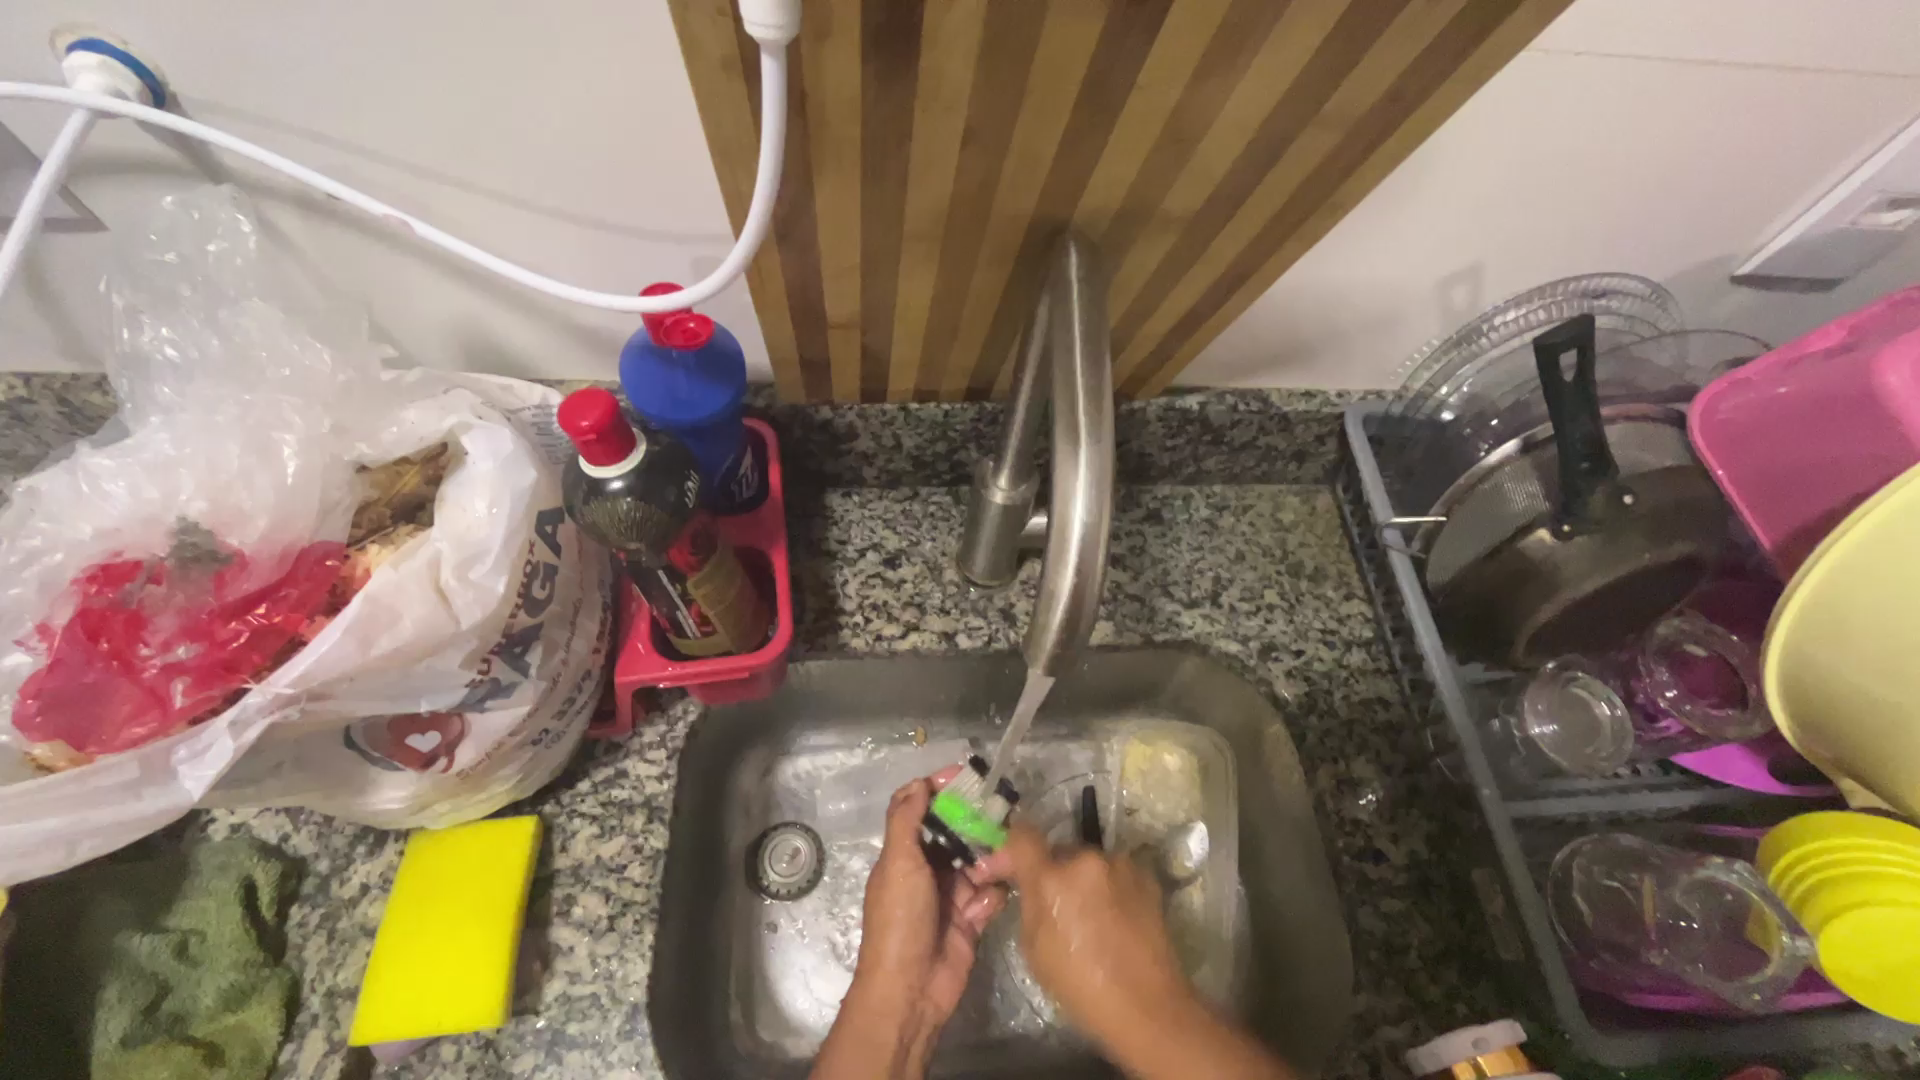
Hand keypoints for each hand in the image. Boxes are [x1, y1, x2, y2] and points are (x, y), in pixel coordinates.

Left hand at [812, 769, 1007, 1079]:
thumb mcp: (898, 862)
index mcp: (903, 854)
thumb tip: (918, 782)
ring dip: (988, 860)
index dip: (940, 791)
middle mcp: (926, 870)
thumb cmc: (899, 920)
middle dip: (975, 823)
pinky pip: (989, 895)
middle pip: (955, 834)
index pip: (921, 810)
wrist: (910, 989)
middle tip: (1001, 809)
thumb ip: (907, 820)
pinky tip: (987, 902)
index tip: (966, 776)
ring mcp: (950, 896)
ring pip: (977, 862)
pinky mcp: (971, 920)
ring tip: (1001, 858)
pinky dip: (992, 895)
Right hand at [975, 823, 1198, 1051]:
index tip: (1007, 868)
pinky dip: (1109, 887)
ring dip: (1083, 879)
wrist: (1147, 1007)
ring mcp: (1119, 864)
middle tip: (1055, 903)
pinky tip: (1115, 916)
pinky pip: (1115, 872)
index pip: (1022, 835)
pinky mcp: (1145, 875)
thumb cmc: (1080, 986)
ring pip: (1089, 862)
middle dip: (1052, 872)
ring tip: (1090, 914)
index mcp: (1051, 878)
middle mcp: (1086, 860)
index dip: (1011, 849)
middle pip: (1059, 851)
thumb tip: (1028, 883)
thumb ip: (1028, 902)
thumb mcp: (1034, 947)